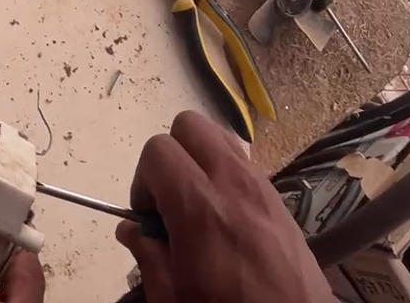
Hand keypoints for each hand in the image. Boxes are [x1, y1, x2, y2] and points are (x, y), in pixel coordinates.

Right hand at [117, 112, 335, 302]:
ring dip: (199, 156)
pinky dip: (224, 171)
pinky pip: (242, 159)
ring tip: (198, 201)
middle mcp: (230, 181)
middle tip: (170, 199)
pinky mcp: (278, 196)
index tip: (149, 217)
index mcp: (199, 206)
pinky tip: (225, 214)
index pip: (157, 150)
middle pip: (189, 124)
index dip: (143, 180)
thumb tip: (131, 229)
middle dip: (171, 154)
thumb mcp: (173, 299)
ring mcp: (259, 184)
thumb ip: (147, 256)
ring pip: (218, 134)